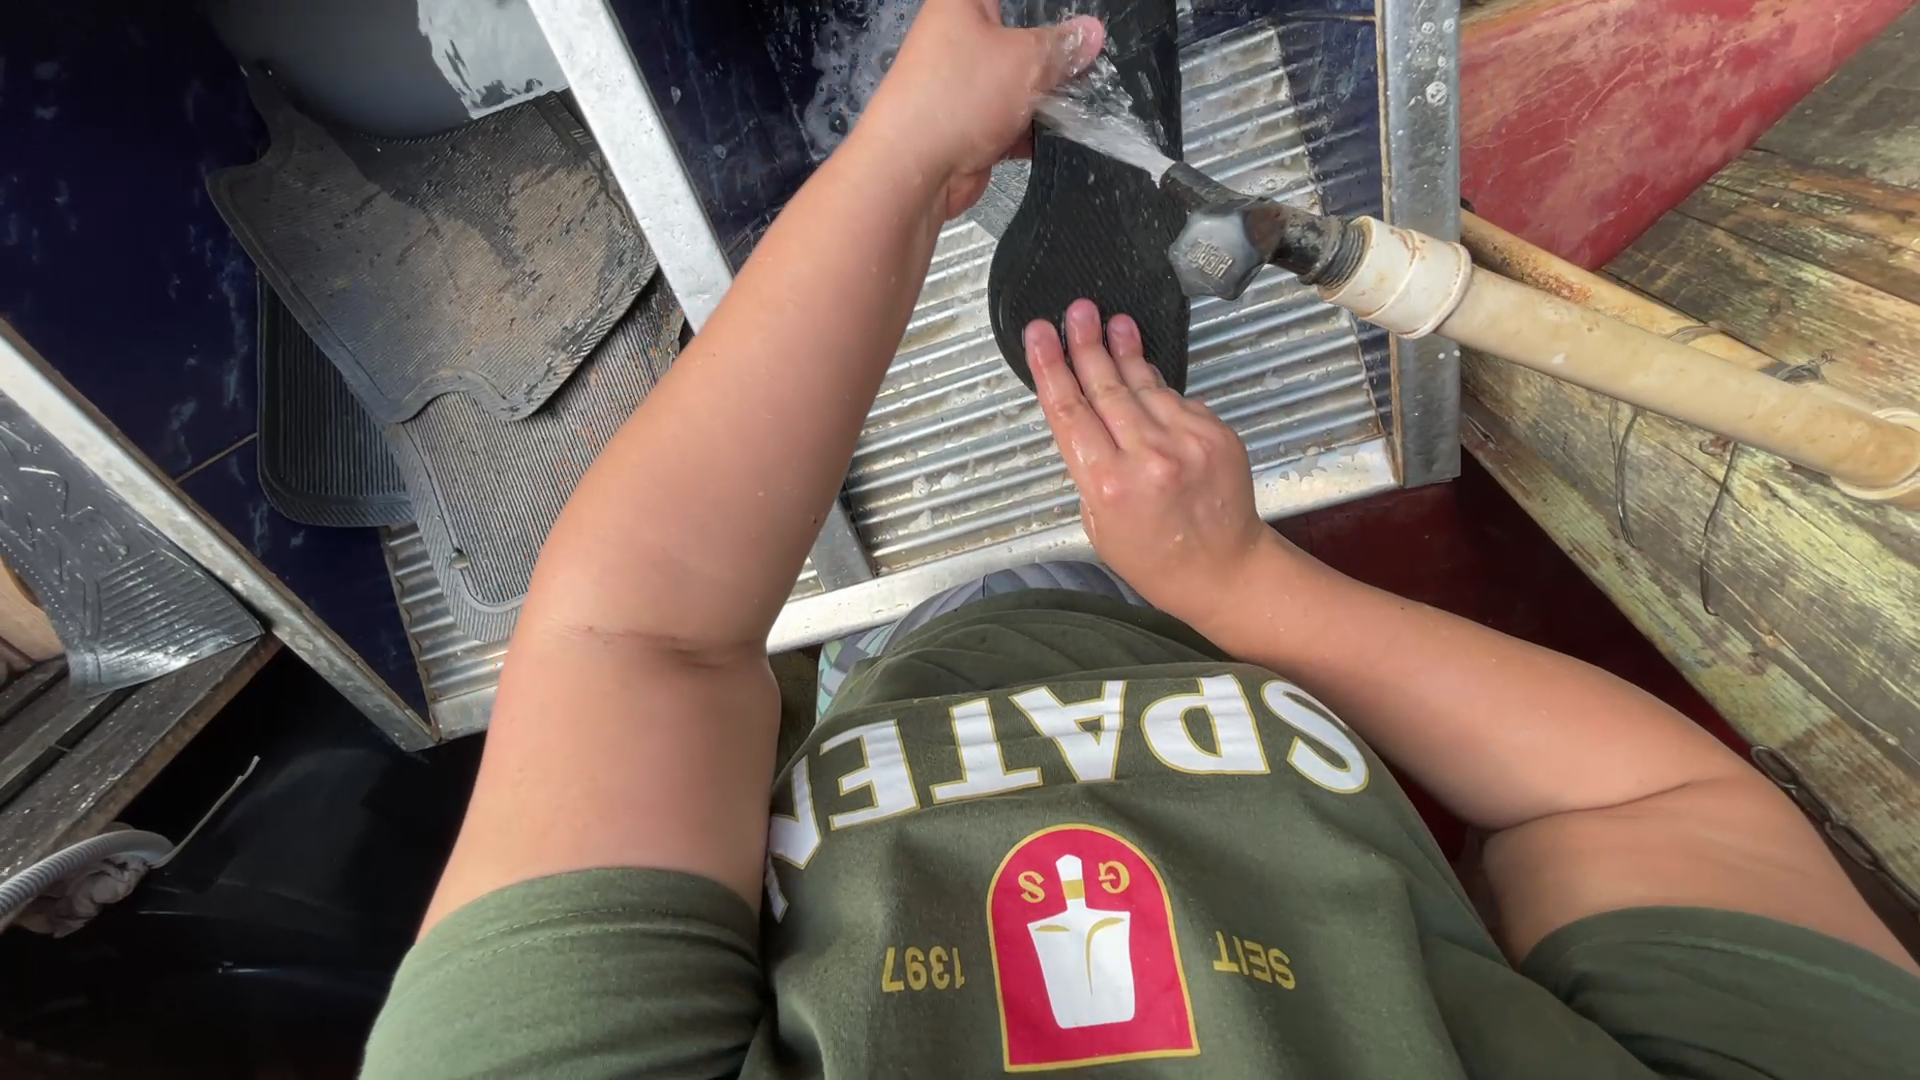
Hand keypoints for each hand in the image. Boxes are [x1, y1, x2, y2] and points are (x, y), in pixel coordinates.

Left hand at [857, 0, 1103, 218]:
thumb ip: (1062, 49)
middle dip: (1052, 56)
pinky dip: (1031, 133)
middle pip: (1019, 40)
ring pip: (1016, 87)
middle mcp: (959, 42)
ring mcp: (963, 90)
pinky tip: (1057, 137)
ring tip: (1076, 103)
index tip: (1079, 18)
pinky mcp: (970, 132)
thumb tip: (1091, 34)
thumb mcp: (1025, 62)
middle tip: (1086, 63)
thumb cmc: (958, 98)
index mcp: (962, 2)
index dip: (1047, 7)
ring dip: (1044, 101)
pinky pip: (1010, 126)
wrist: (915, 171)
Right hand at [1029, 300, 1288, 622]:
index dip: (1051, 368)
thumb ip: (1090, 468)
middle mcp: (1148, 457)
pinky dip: (1156, 388)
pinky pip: (1177, 401)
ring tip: (1112, 323)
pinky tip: (1144, 371)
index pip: (1070, 413)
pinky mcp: (1216, 434)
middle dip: (1086, 345)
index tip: (1039, 336)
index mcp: (1109, 485)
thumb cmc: (1152, 558)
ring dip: (1124, 352)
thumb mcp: (1097, 523)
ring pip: (1144, 386)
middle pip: (1106, 388)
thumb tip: (1089, 418)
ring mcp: (1188, 441)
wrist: (1223, 570)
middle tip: (1076, 312)